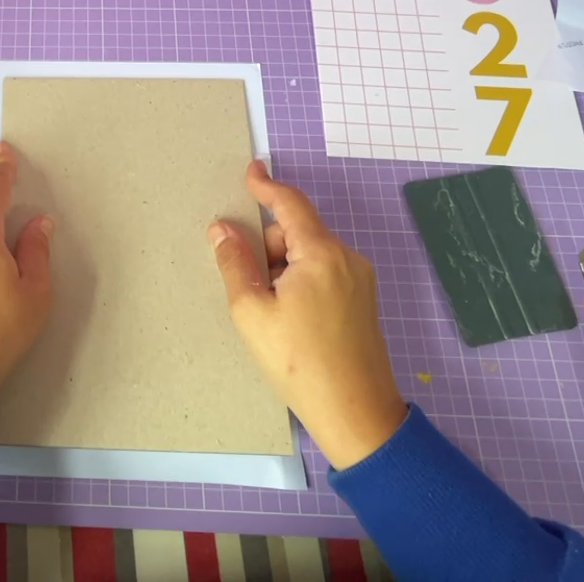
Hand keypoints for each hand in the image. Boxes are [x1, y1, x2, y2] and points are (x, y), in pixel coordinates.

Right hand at [209, 161, 406, 468]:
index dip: (266, 185)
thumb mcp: (251, 310)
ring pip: (308, 254)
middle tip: (251, 288)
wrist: (355, 415)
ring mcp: (359, 280)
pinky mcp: (362, 301)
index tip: (251, 170)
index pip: (289, 204)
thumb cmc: (297, 361)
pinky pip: (322, 272)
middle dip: (268, 246)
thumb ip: (234, 262)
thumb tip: (221, 228)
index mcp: (321, 253)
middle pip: (296, 232)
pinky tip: (288, 316)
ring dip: (282, 267)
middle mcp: (346, 258)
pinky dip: (298, 279)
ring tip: (270, 312)